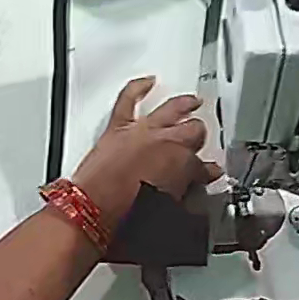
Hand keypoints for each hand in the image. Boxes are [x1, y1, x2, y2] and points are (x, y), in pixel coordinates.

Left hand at [72, 77, 221, 223]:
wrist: (93, 213)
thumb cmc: (127, 217)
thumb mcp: (169, 212)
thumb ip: (186, 196)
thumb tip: (191, 193)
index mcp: (183, 163)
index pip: (203, 165)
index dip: (205, 172)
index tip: (205, 176)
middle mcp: (166, 141)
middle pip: (194, 130)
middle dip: (199, 137)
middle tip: (199, 142)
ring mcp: (143, 131)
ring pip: (172, 108)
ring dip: (186, 104)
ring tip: (193, 102)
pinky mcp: (119, 127)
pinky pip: (129, 99)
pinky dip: (138, 87)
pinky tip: (147, 82)